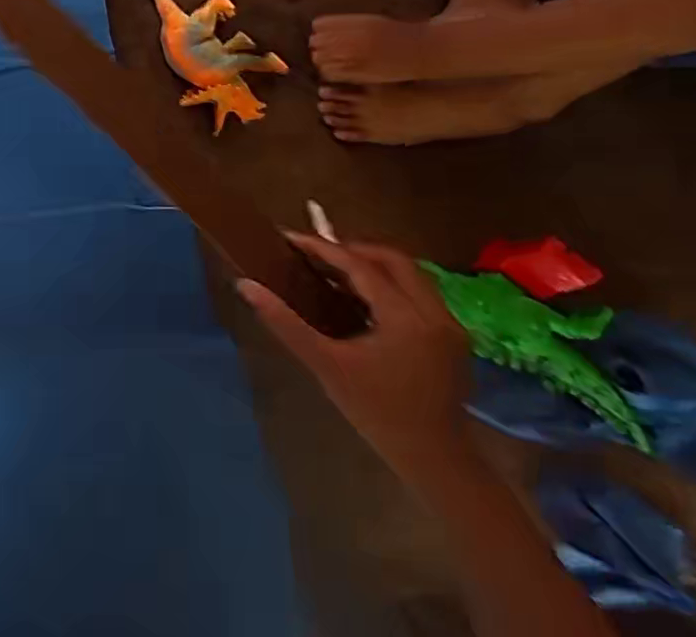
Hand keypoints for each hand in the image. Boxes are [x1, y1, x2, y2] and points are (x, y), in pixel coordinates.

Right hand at [238, 233, 471, 471]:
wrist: (432, 456)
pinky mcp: (449, 338)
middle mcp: (435, 314)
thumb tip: (245, 285)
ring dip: (371, 265)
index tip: (289, 238)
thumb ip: (284, 321)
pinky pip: (416, 294)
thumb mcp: (323, 363)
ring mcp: (448, 326)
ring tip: (330, 269)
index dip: (323, 249)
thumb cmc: (374, 409)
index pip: (362, 267)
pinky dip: (386, 284)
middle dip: (352, 249)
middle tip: (313, 252)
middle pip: (395, 260)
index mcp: (406, 319)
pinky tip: (357, 298)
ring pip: (410, 275)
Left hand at [308, 14, 429, 82]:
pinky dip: (331, 71)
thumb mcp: (368, 22)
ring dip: (324, 59)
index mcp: (350, 22)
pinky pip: (328, 72)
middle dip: (321, 45)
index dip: (322, 31)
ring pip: (317, 58)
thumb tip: (316, 29)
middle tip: (334, 50)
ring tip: (339, 60)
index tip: (331, 35)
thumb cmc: (394, 34)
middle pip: (314, 41)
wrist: (419, 49)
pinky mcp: (351, 71)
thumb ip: (343, 25)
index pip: (318, 25)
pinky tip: (343, 69)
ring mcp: (347, 55)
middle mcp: (346, 38)